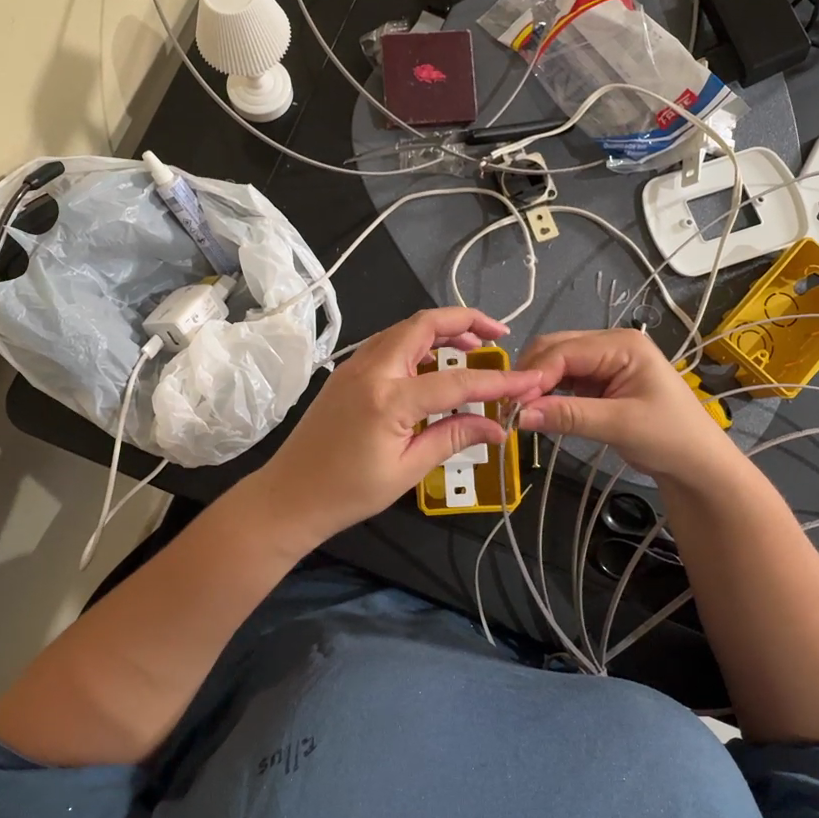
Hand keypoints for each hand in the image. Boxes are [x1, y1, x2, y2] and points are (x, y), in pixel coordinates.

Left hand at [257, 308, 543, 538]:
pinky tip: (434, 361)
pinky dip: (417, 341)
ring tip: (474, 344)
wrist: (288, 496)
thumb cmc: (347, 493)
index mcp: (388, 398)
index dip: (498, 379)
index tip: (530, 380)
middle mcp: (371, 369)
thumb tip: (498, 426)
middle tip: (499, 335)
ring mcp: (354, 366)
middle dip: (465, 321)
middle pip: (423, 324)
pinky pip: (388, 343)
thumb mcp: (407, 470)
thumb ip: (453, 438)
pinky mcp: (346, 372)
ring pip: (403, 328)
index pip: (456, 380)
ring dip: (440, 328)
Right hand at [516, 329, 734, 485]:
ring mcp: (604, 361)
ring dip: (537, 385)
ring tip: (520, 412)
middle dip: (531, 376)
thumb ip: (569, 416)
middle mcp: (610, 344)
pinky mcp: (599, 381)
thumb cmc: (670, 438)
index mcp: (621, 344)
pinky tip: (538, 411)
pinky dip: (548, 393)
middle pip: (555, 349)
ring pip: (555, 364)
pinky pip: (564, 380)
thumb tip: (519, 415)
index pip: (564, 350)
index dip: (534, 375)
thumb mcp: (620, 426)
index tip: (511, 404)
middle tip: (511, 409)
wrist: (698, 465)